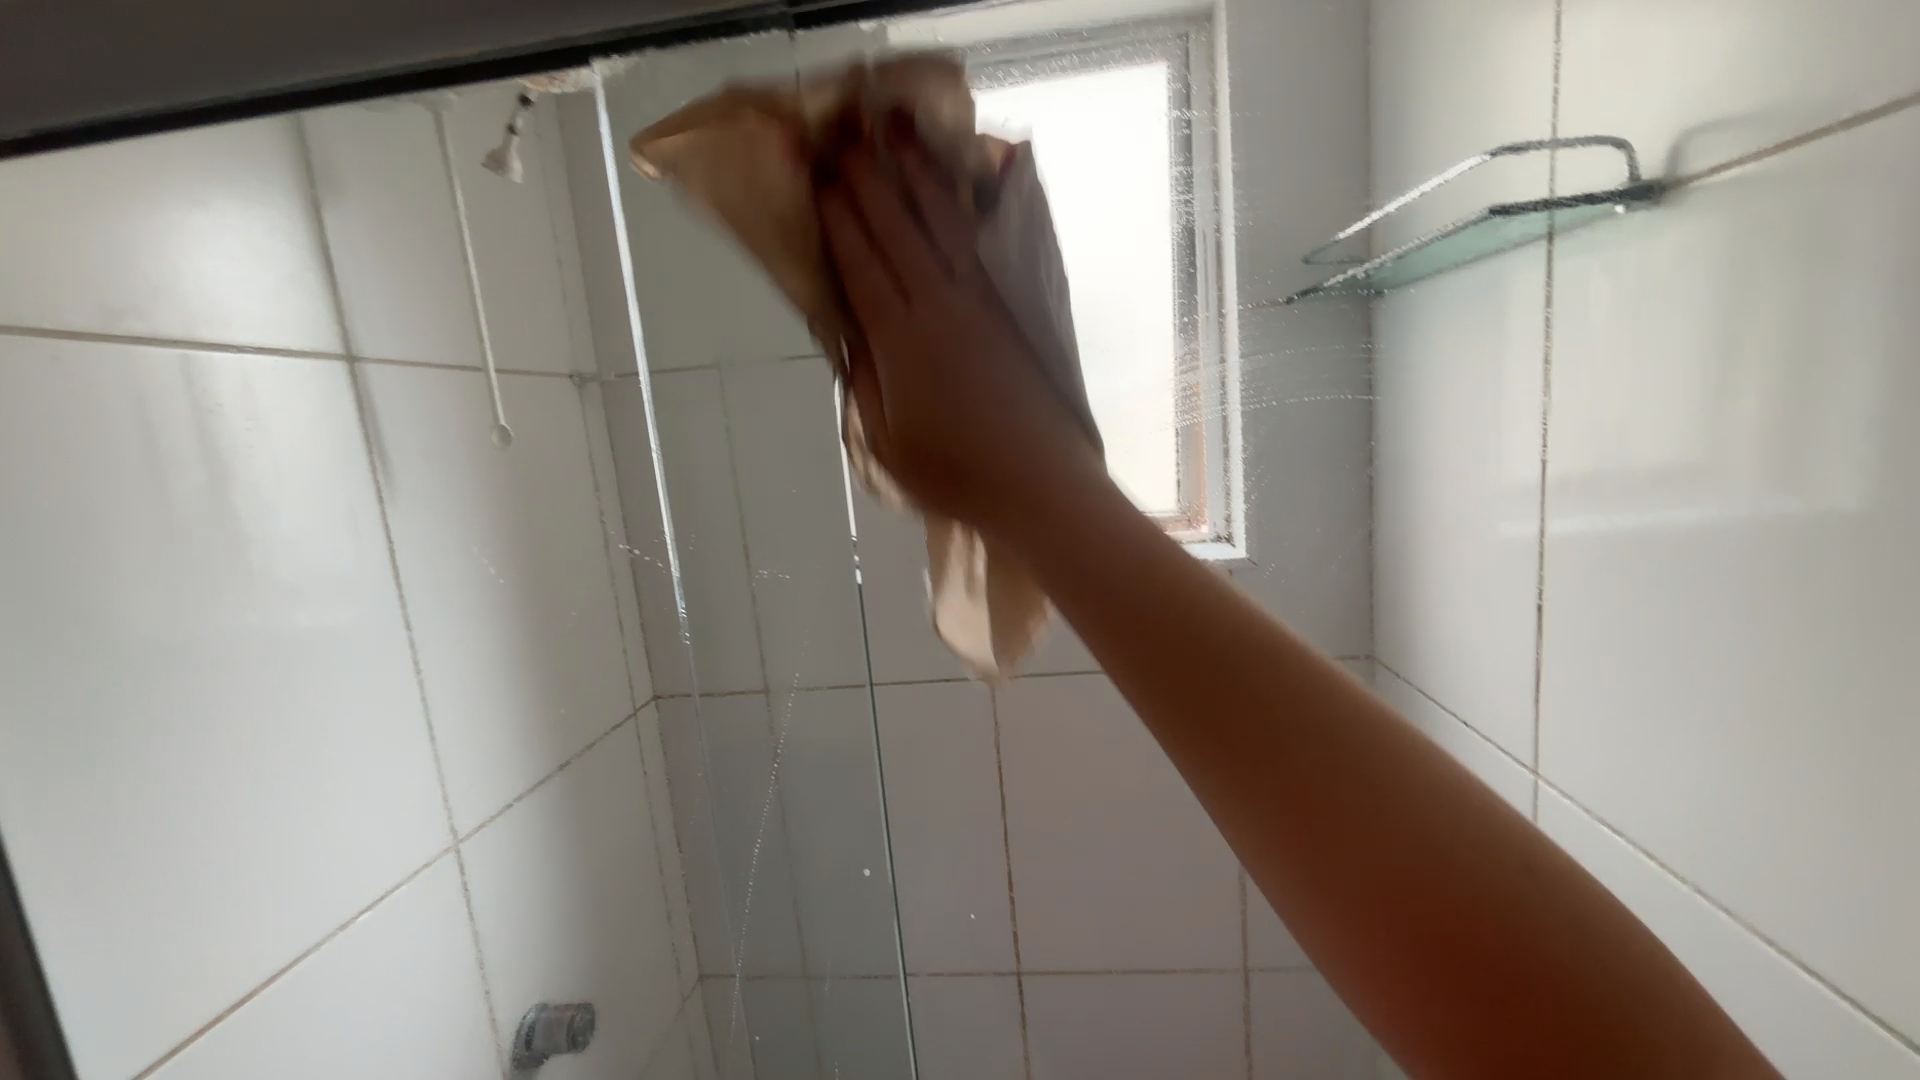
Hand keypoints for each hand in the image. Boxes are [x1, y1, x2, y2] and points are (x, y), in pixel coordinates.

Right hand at [816, 126, 1104, 537]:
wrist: (1039, 483)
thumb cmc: (956, 476)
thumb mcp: (888, 443)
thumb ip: (864, 384)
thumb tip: (850, 337)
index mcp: (900, 341)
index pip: (861, 264)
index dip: (836, 218)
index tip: (816, 177)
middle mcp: (939, 306)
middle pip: (898, 231)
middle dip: (868, 182)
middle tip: (844, 137)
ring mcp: (982, 304)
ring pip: (943, 226)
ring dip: (917, 178)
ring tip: (898, 136)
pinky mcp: (1012, 312)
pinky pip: (981, 247)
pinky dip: (964, 211)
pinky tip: (959, 190)